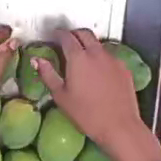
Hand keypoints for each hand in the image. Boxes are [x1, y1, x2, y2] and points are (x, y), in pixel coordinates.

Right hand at [34, 28, 160, 160]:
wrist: (120, 127)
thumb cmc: (86, 114)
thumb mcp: (61, 96)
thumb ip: (48, 74)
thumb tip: (36, 60)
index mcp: (78, 58)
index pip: (66, 36)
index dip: (58, 33)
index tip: (53, 36)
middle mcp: (96, 53)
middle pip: (84, 33)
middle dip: (74, 33)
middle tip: (66, 41)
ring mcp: (112, 59)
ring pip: (98, 43)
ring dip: (88, 44)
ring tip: (82, 57)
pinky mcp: (124, 68)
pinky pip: (109, 55)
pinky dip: (100, 56)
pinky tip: (98, 70)